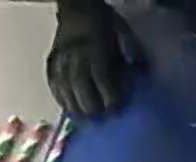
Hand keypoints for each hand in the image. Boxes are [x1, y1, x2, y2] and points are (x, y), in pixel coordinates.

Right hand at [47, 0, 138, 115]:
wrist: (76, 4)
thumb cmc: (101, 21)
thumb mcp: (121, 32)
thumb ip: (132, 52)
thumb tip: (143, 72)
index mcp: (95, 48)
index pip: (102, 80)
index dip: (110, 99)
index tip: (116, 108)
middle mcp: (76, 56)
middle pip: (82, 91)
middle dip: (93, 109)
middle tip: (102, 116)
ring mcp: (61, 61)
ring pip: (67, 94)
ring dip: (79, 110)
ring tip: (88, 118)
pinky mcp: (52, 64)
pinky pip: (55, 88)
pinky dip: (64, 101)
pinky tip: (73, 107)